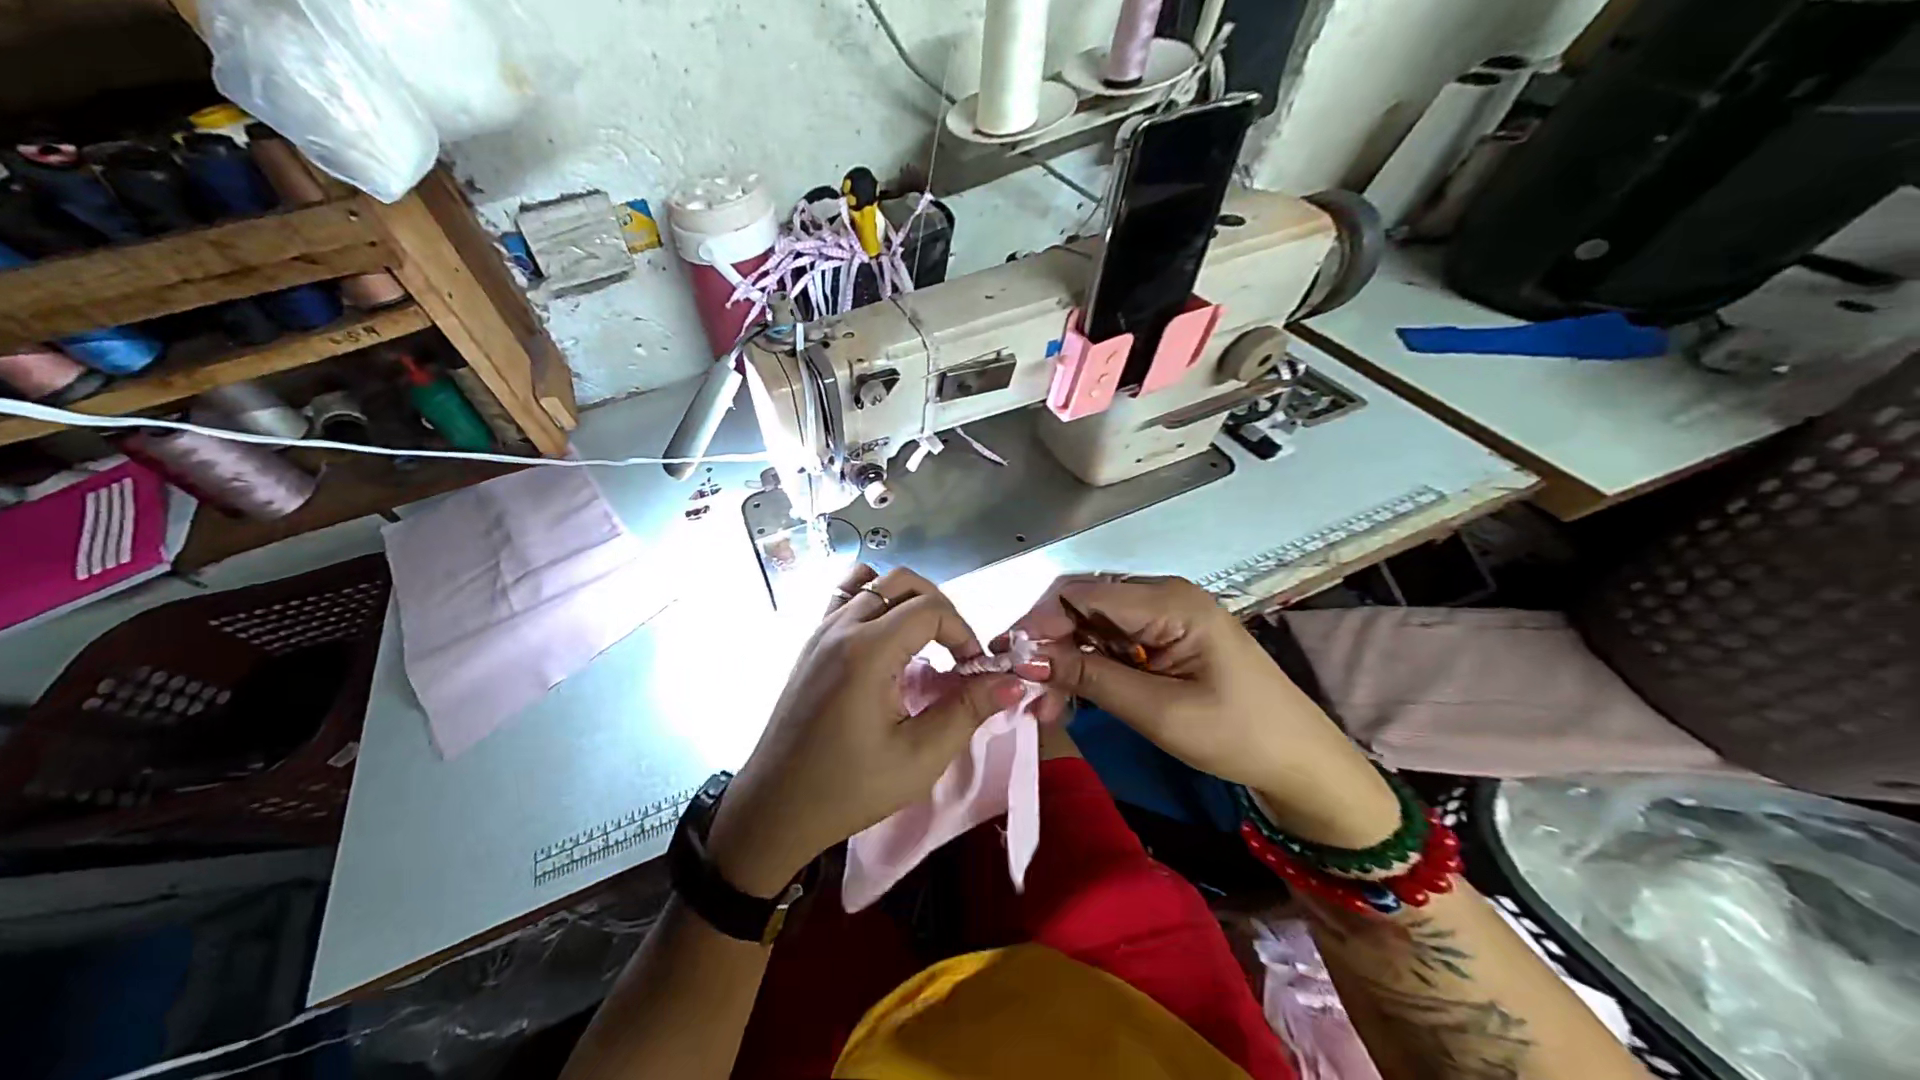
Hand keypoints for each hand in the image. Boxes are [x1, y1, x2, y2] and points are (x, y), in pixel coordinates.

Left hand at [707, 566, 1023, 896]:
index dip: (962, 632)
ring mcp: (819, 630)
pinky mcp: (809, 643)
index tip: (972, 669)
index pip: (930, 609)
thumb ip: (967, 710)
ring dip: (907, 600)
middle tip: (953, 652)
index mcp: (867, 651)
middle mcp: (840, 627)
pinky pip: (843, 596)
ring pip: (872, 581)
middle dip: (940, 609)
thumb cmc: (849, 788)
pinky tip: (883, 640)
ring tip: (921, 641)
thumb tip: (1013, 681)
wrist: (776, 808)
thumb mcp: (919, 757)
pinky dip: (872, 601)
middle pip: (903, 581)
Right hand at [1007, 574, 1399, 848]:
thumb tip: (1028, 659)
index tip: (1008, 660)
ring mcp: (1165, 615)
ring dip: (1065, 659)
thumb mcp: (1159, 711)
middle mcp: (1164, 595)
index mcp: (1170, 601)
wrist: (1299, 761)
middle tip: (1024, 688)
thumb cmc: (1237, 735)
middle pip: (1084, 604)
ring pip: (1093, 624)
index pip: (1083, 593)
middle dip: (1049, 642)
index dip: (1040, 622)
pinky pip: (1113, 641)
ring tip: (1044, 703)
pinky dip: (1088, 667)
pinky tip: (1071, 696)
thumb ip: (1091, 679)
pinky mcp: (1166, 638)